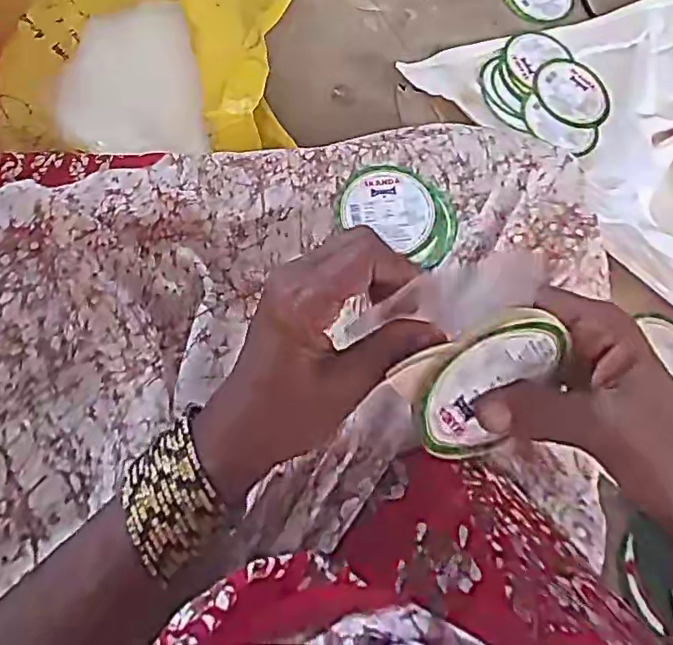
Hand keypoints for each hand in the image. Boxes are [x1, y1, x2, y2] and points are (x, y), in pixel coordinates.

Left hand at [194, 229, 444, 502]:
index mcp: (305, 298)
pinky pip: (335, 262)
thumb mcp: (345, 387)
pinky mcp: (288, 285)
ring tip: (397, 309)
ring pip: (347, 247)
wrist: (236, 430)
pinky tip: (372, 308)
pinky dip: (361, 275)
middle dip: (393, 267)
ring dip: (378, 269)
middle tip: (413, 306)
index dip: (403, 271)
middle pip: (358, 241)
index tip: (425, 303)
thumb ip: (391, 349)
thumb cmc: (286, 417)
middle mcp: (293, 275)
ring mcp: (288, 276)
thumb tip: (437, 330)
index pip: (365, 254)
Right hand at [476, 288, 672, 553]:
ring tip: (455, 392)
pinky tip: (483, 414)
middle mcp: (588, 336)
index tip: (455, 339)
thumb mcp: (602, 426)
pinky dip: (512, 400)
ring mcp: (582, 367)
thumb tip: (475, 406)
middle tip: (446, 371)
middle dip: (489, 351)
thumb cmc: (667, 452)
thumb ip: (538, 410)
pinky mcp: (577, 397)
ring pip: (527, 361)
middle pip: (525, 330)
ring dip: (497, 378)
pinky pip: (535, 388)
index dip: (494, 317)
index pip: (535, 303)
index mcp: (601, 324)